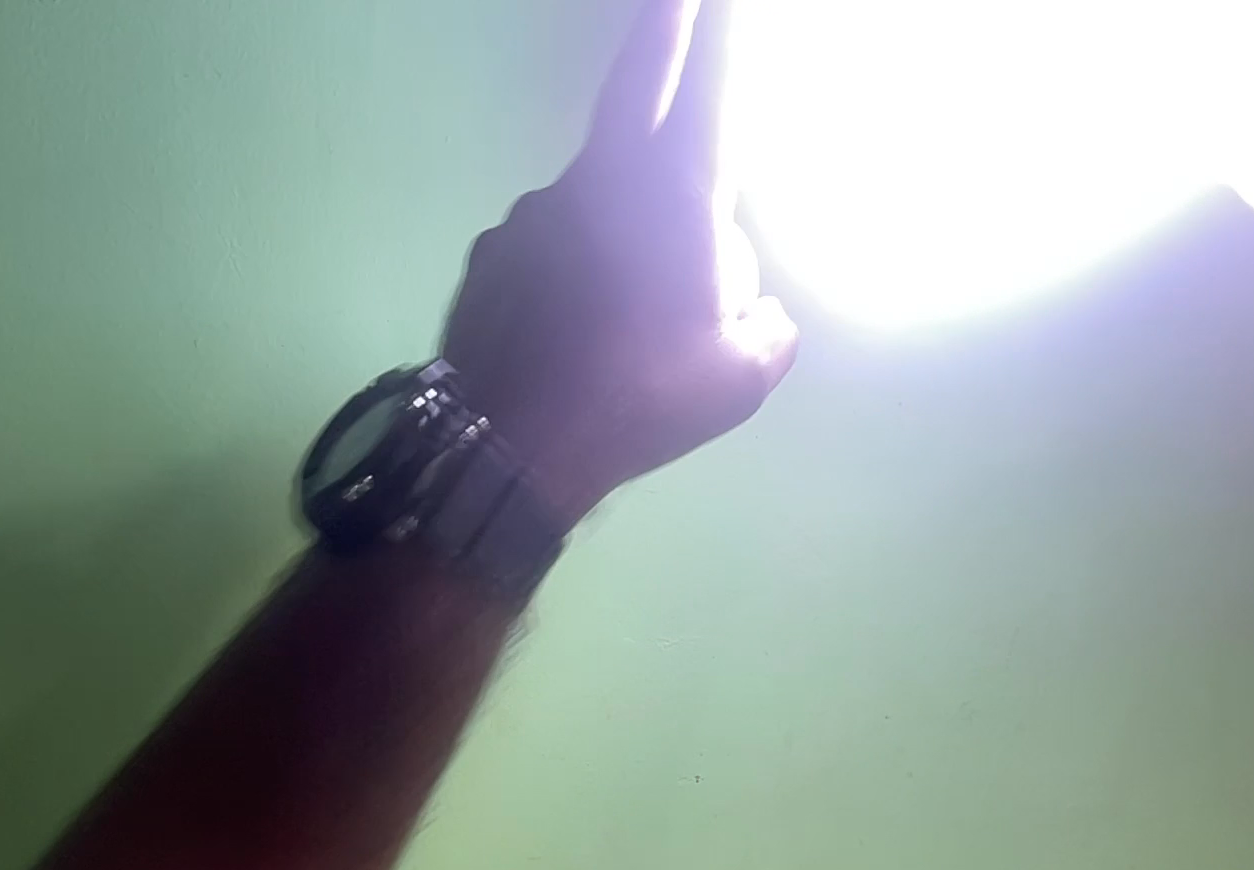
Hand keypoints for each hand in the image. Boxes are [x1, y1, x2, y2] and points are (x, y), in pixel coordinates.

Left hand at [440, 0, 797, 522]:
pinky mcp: (489, 255)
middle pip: (633, 96)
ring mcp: (531, 216)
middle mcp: (594, 184)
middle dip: (660, 32)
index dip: (715, 28)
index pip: (704, 87)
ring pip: (592, 202)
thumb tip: (746, 298)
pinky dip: (566, 268)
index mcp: (671, 197)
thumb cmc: (640, 403)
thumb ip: (764, 321)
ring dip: (614, 230)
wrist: (515, 444)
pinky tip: (566, 325)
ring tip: (616, 313)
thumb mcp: (739, 375)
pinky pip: (546, 247)